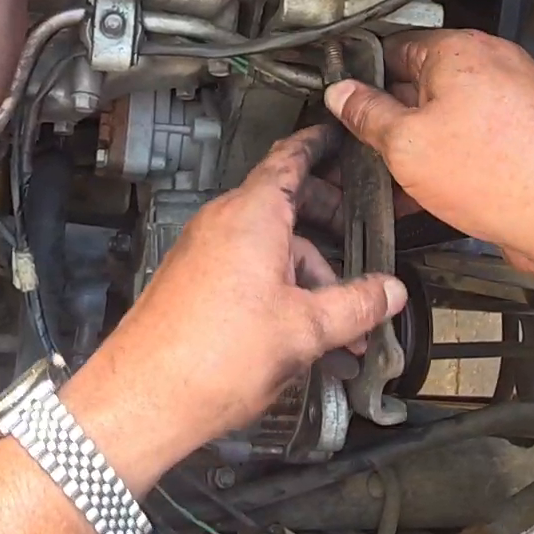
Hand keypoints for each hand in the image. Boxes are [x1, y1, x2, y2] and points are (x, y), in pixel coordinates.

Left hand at [59, 127, 405, 490]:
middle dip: (333, 230)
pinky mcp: (197, 281)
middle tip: (366, 250)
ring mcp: (207, 251)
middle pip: (290, 207)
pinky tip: (309, 339)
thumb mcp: (305, 330)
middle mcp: (225, 222)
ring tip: (346, 331)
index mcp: (252, 214)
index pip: (291, 158)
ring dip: (313, 281)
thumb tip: (389, 292)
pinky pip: (251, 272)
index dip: (319, 144)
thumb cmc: (212, 356)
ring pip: (274, 249)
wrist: (143, 398)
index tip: (338, 136)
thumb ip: (356, 305)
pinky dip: (283, 294)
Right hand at [322, 29, 533, 280]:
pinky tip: (425, 191)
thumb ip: (366, 114)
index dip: (362, 76)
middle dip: (388, 116)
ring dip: (415, 144)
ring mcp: (508, 101)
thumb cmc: (503, 173)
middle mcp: (489, 67)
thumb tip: (344, 95)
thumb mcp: (406, 144)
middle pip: (418, 82)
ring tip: (396, 177)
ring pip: (443, 116)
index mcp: (459, 51)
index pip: (393, 47)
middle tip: (367, 146)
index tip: (346, 100)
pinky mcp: (520, 135)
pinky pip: (468, 139)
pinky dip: (444, 159)